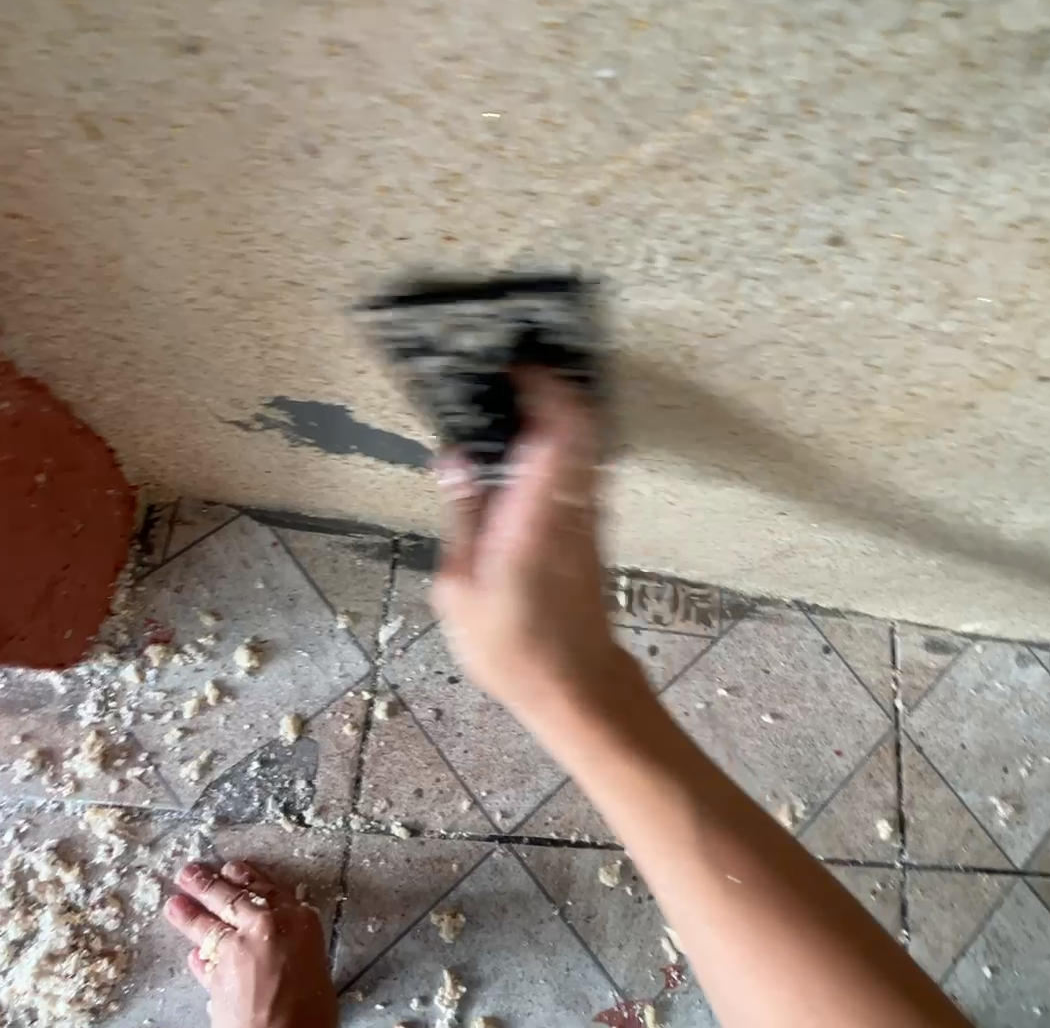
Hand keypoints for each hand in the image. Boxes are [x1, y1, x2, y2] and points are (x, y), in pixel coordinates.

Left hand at [163, 861, 336, 1027]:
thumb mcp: (315, 962)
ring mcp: (237, 950)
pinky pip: (205, 963)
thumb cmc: (313, 1006)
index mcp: (298, 919)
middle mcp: (266, 926)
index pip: (269, 889)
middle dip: (209, 884)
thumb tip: (281, 952)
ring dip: (190, 913)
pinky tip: (190, 955)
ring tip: (174, 902)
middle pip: (234, 898)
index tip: (232, 868)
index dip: (247, 877)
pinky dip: (198, 959)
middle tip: (189, 872)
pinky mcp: (215, 979)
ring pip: (210, 924)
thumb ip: (293, 946)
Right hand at [431, 369, 649, 724]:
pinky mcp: (595, 528)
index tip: (516, 366)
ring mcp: (590, 517)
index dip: (544, 390)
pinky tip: (536, 443)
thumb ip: (462, 517)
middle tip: (518, 371)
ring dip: (564, 411)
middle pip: (583, 428)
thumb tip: (454, 461)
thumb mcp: (459, 588)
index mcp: (533, 518)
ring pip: (590, 443)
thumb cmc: (510, 646)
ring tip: (522, 396)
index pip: (556, 434)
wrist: (576, 684)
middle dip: (558, 388)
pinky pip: (586, 466)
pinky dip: (566, 440)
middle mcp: (571, 507)